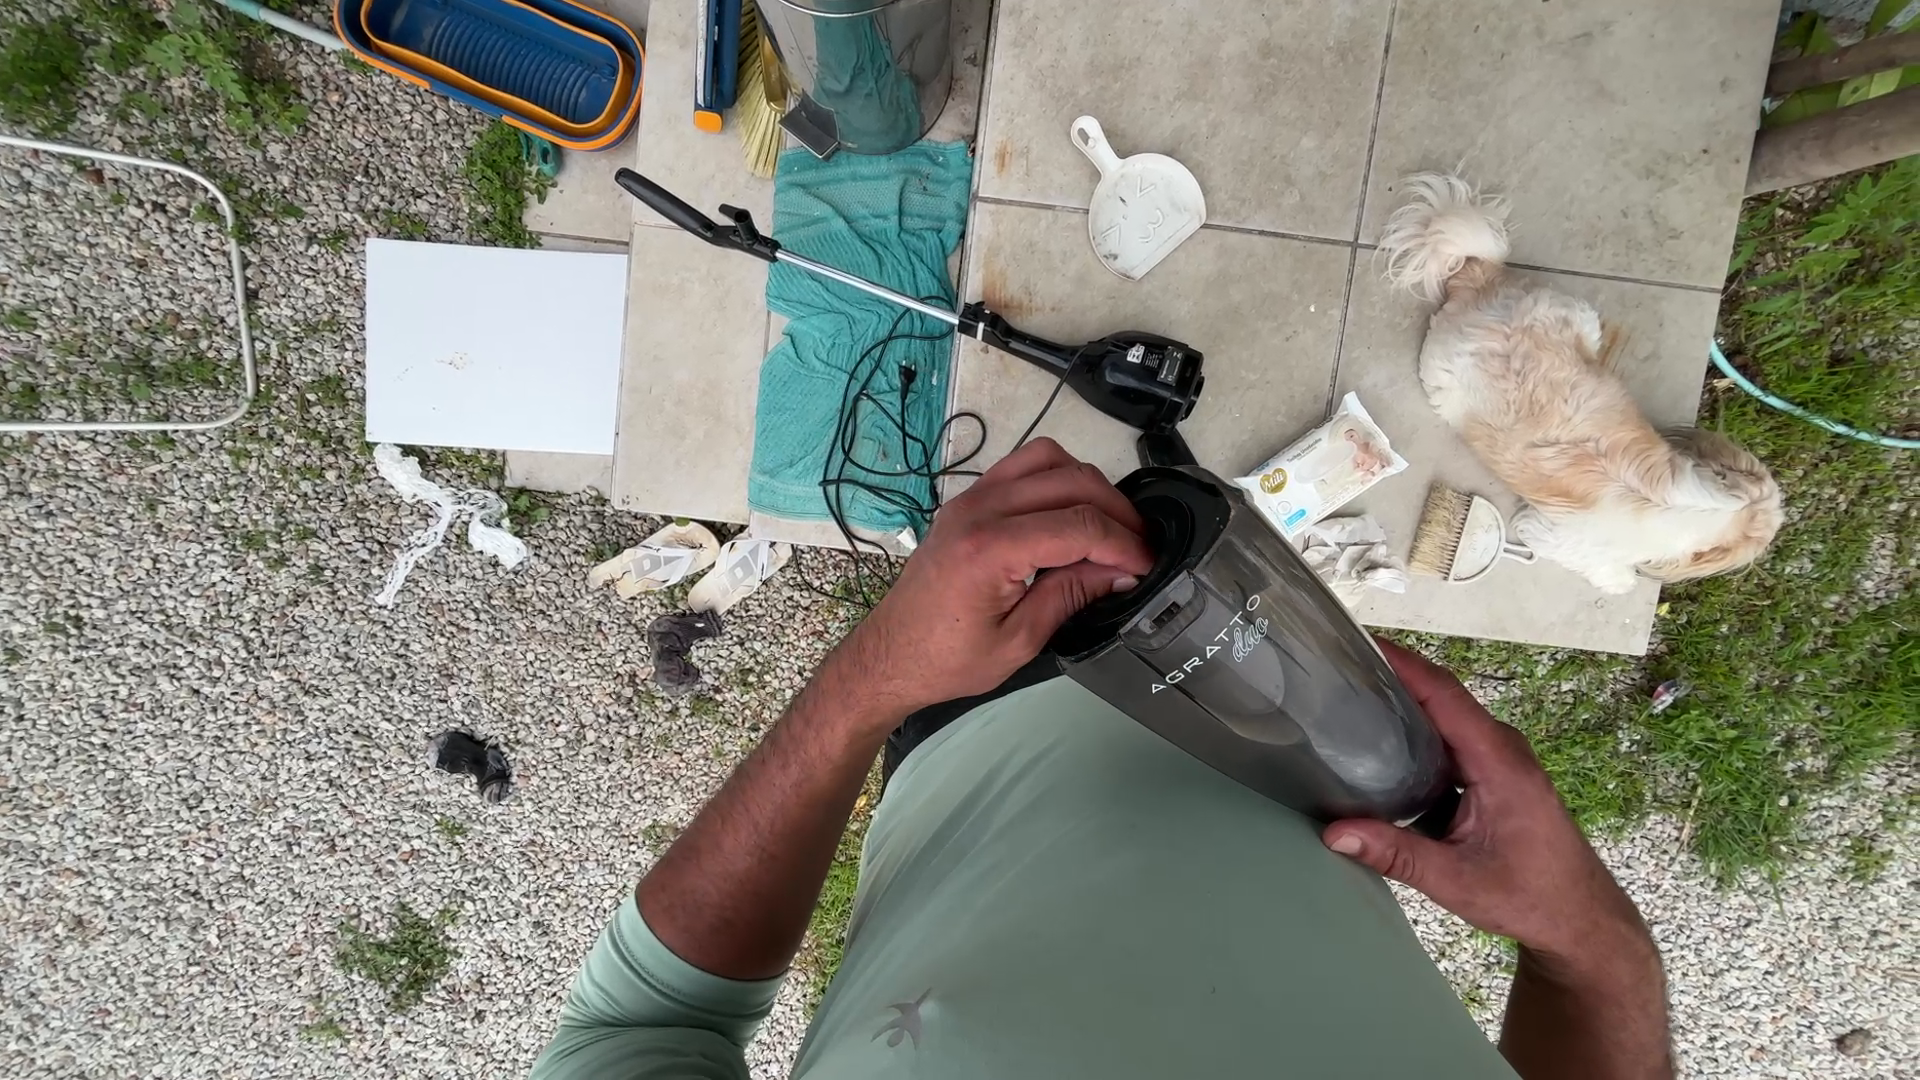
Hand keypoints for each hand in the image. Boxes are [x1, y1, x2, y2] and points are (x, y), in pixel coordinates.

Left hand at [833, 439, 1154, 715]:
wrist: (890, 655)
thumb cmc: (947, 659)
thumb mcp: (1019, 640)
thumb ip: (1071, 594)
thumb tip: (1122, 570)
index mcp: (989, 549)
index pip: (1079, 525)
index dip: (1124, 543)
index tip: (1148, 565)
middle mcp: (978, 509)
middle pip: (1070, 481)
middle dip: (1116, 511)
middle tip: (1138, 547)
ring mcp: (969, 498)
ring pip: (1047, 458)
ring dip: (1087, 484)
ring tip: (1108, 525)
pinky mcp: (966, 500)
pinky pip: (1021, 466)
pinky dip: (1056, 478)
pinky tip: (1069, 513)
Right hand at [1322, 642, 1653, 974]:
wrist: (1586, 923)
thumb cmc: (1531, 899)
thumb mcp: (1457, 881)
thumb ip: (1395, 854)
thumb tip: (1332, 833)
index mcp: (1499, 762)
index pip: (1445, 694)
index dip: (1404, 663)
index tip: (1362, 642)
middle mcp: (1501, 748)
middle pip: (1441, 692)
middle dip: (1392, 670)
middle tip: (1339, 663)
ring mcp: (1499, 756)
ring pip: (1444, 711)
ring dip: (1402, 694)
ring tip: (1349, 687)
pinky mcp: (1492, 769)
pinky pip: (1448, 730)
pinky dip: (1413, 720)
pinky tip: (1378, 730)